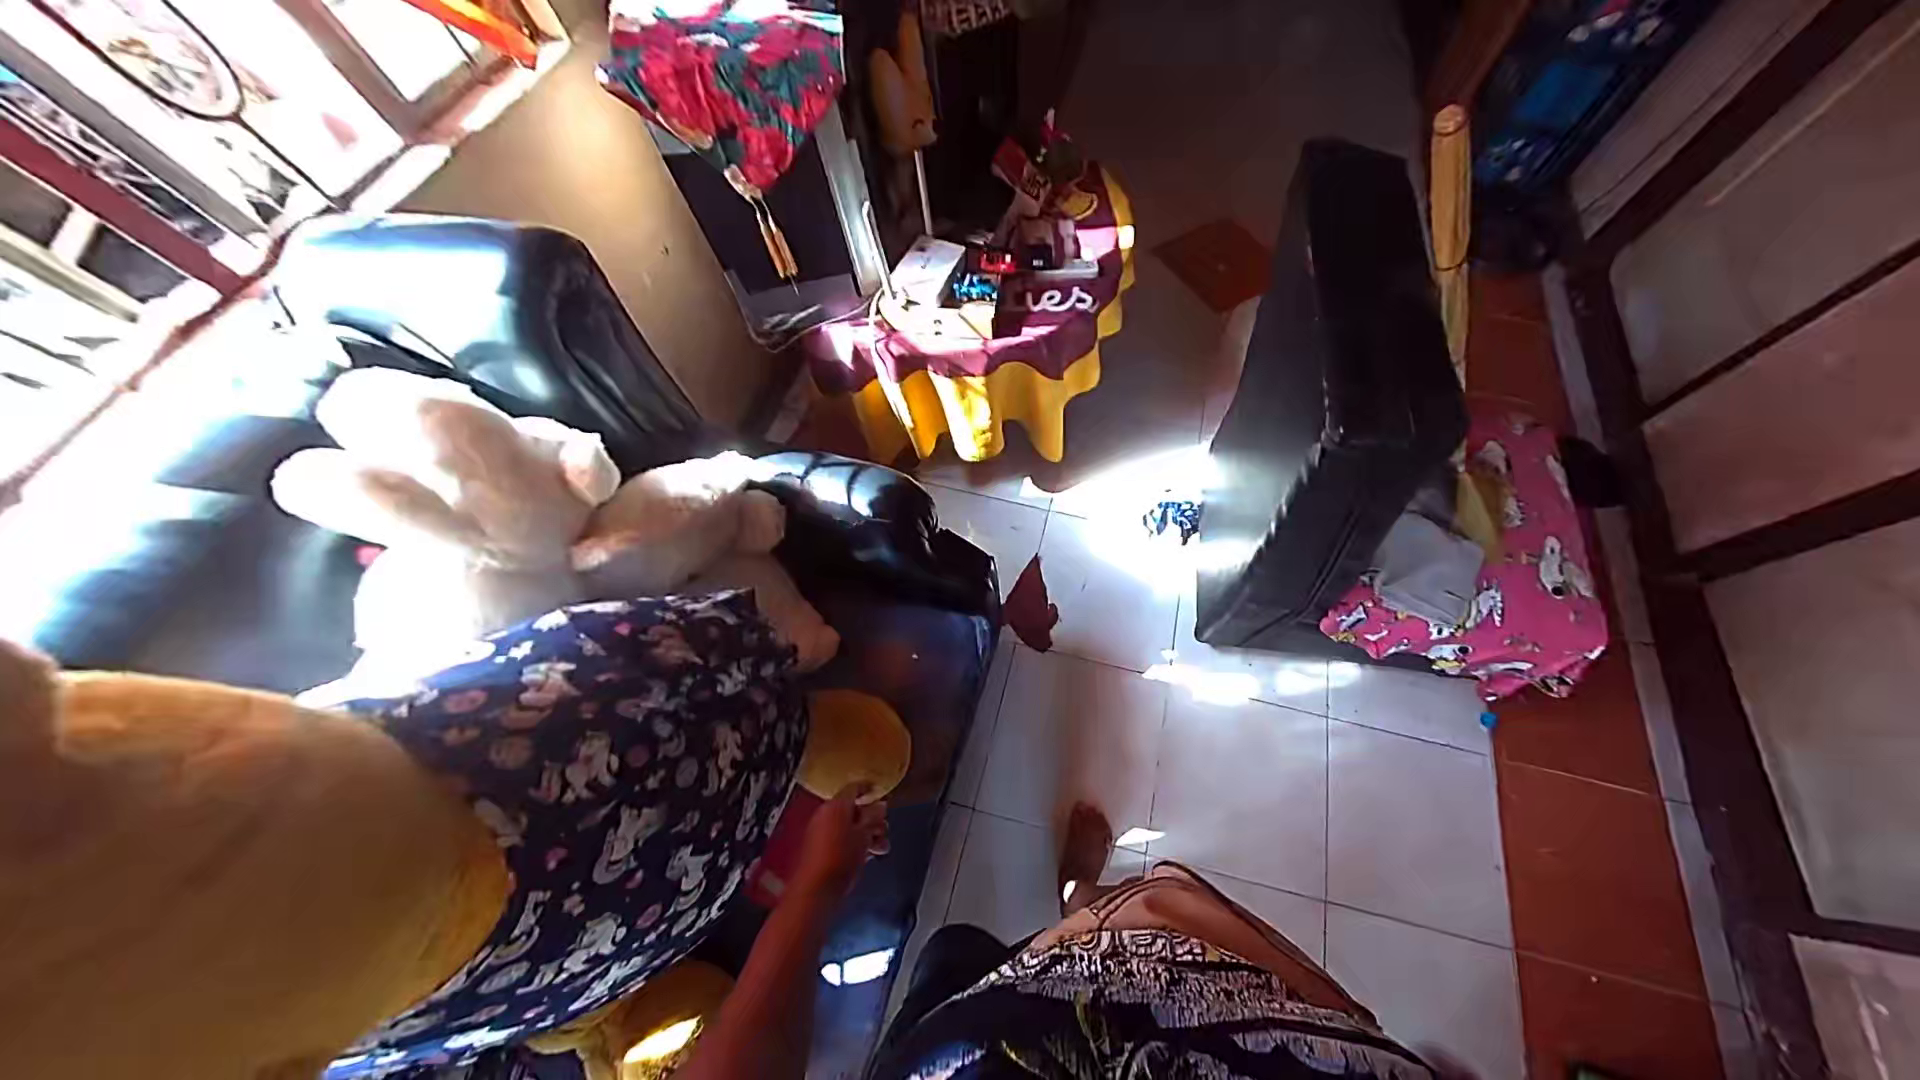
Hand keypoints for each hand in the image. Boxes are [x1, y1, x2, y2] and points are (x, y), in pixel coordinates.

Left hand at [795, 783, 888, 899]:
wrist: (816, 890)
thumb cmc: (842, 857)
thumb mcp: (865, 834)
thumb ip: (874, 817)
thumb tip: (880, 805)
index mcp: (835, 805)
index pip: (854, 788)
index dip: (869, 788)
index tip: (880, 791)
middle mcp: (825, 814)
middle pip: (853, 809)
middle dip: (872, 819)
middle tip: (884, 828)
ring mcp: (820, 832)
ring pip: (849, 826)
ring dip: (867, 834)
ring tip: (881, 848)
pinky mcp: (819, 849)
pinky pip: (841, 839)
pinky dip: (855, 844)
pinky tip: (868, 856)